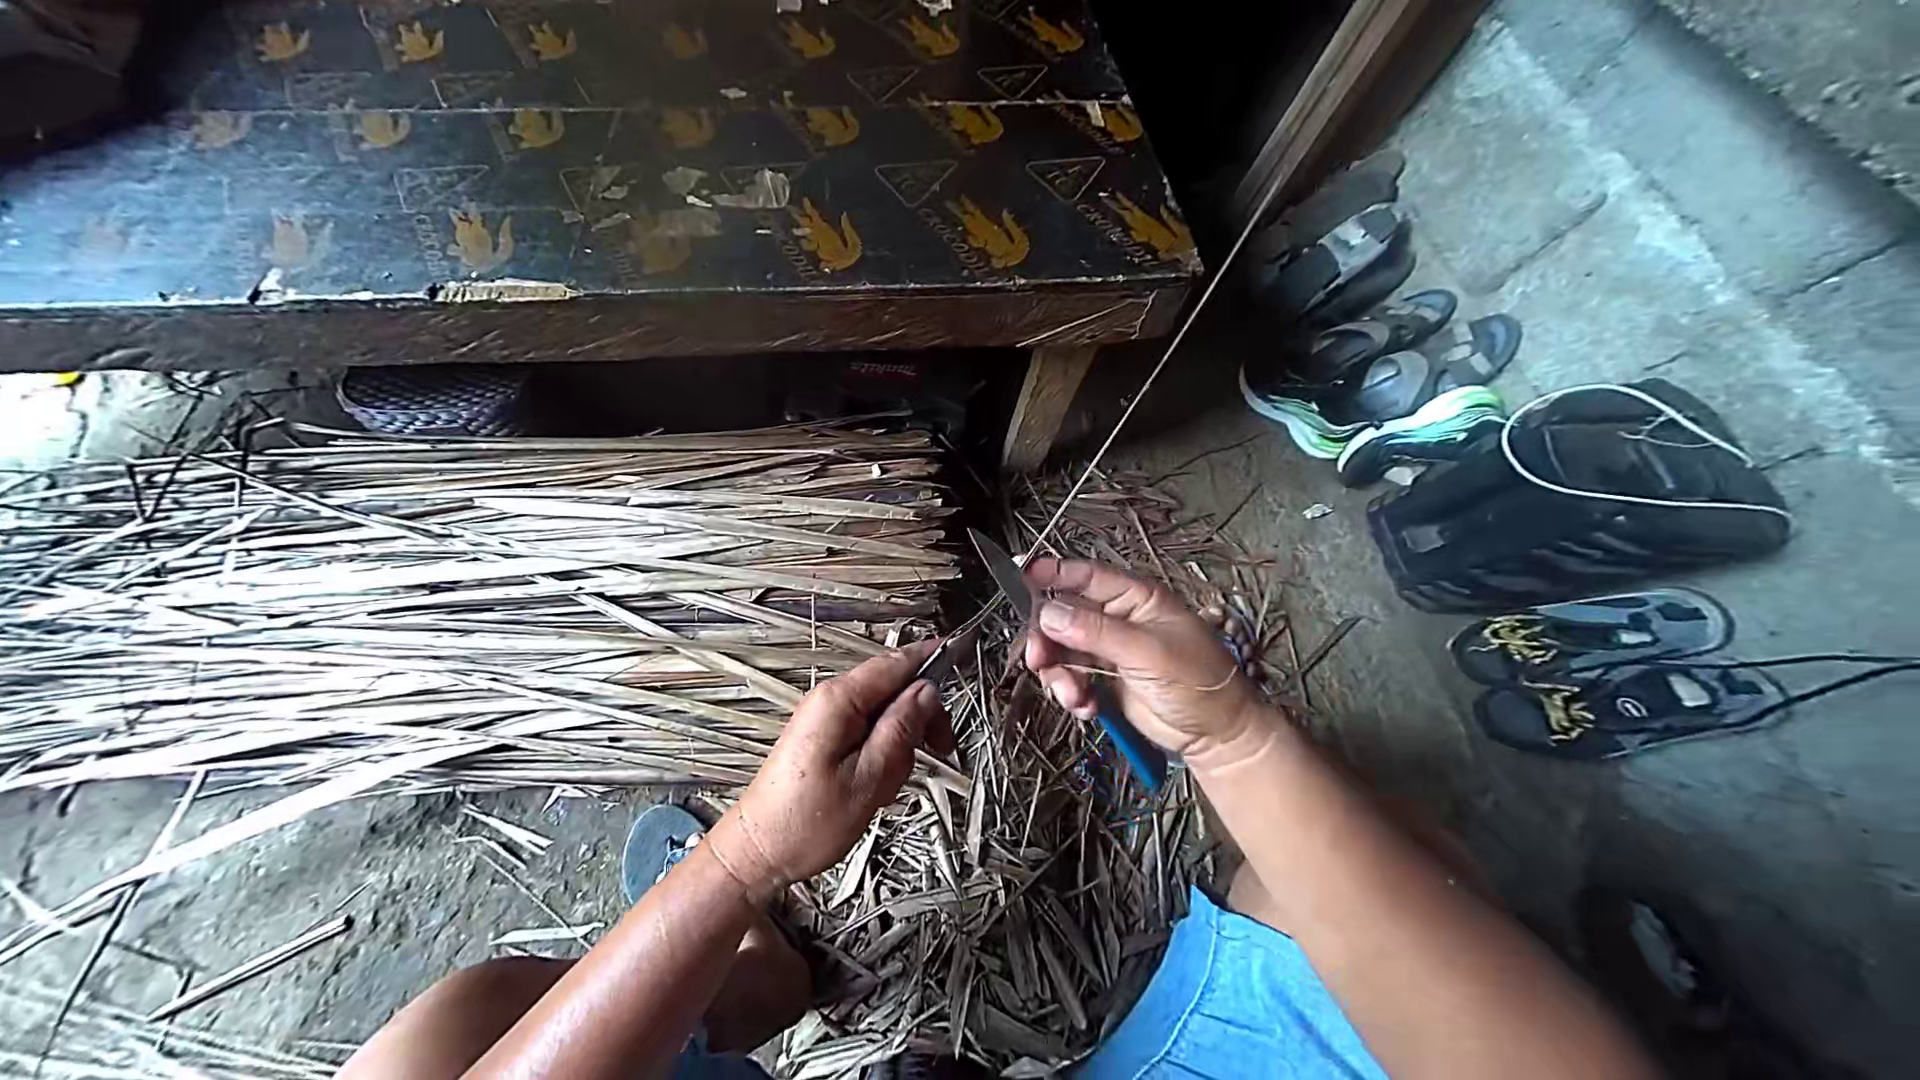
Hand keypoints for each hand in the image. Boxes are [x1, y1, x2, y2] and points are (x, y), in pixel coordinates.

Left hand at [706, 641, 952, 901]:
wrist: (756, 853)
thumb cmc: (807, 824)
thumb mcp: (868, 779)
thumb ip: (901, 729)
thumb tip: (928, 690)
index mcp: (838, 700)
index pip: (896, 662)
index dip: (931, 657)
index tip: (962, 653)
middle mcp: (830, 699)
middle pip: (893, 686)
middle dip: (921, 714)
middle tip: (940, 750)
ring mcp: (826, 716)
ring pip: (885, 710)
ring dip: (902, 739)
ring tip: (894, 780)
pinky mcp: (825, 735)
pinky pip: (868, 728)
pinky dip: (884, 749)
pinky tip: (879, 782)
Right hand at [1023, 558, 1269, 764]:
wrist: (1215, 735)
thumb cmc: (1197, 682)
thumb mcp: (1147, 652)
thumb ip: (1096, 631)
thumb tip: (1049, 612)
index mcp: (1135, 598)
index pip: (1086, 575)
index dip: (1052, 572)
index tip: (1020, 574)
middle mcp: (1117, 618)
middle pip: (1063, 615)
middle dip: (1047, 637)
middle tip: (1040, 658)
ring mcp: (1107, 650)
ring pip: (1060, 649)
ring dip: (1058, 673)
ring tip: (1073, 694)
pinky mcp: (1102, 679)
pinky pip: (1069, 677)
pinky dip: (1070, 693)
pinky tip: (1087, 707)